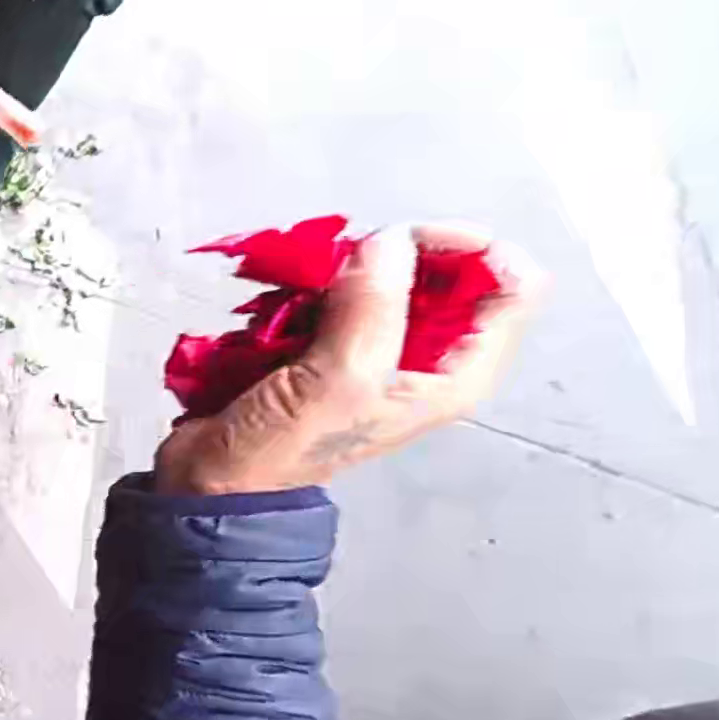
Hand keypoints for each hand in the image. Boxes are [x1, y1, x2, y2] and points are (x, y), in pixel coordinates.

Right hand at [154, 223, 542, 494]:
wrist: (210, 481)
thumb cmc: (281, 445)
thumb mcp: (338, 380)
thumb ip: (372, 305)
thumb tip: (385, 238)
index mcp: (449, 373)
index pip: (508, 285)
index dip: (466, 249)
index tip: (398, 240)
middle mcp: (412, 359)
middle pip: (429, 277)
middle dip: (377, 264)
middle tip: (326, 271)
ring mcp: (355, 354)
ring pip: (364, 285)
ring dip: (321, 282)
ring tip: (282, 300)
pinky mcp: (307, 353)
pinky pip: (314, 304)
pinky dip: (289, 299)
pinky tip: (261, 315)